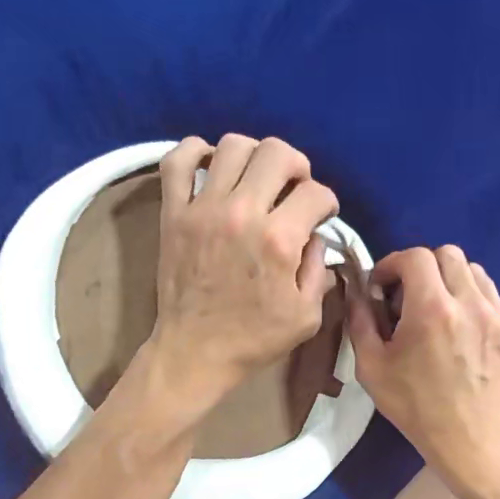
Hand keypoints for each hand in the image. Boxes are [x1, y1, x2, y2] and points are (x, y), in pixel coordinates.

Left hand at [143, 134, 338, 412]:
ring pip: (233, 145)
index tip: (320, 216)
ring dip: (253, 156)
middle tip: (292, 190)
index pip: (316, 192)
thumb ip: (318, 270)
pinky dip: (194, 152)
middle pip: (277, 153)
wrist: (195, 353)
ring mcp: (203, 209)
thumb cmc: (253, 340)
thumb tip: (314, 237)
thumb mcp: (306, 316)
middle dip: (296, 166)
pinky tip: (211, 166)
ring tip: (255, 179)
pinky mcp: (173, 213)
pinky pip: (177, 161)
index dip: (326, 203)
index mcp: (279, 240)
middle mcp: (243, 213)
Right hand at [347, 246, 499, 498]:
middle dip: (420, 267)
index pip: (415, 257)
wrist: (466, 436)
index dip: (392, 264)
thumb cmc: (413, 404)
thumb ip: (360, 320)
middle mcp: (469, 302)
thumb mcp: (370, 366)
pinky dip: (467, 296)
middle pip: (446, 253)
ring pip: (471, 269)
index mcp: (431, 309)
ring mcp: (496, 313)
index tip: (381, 287)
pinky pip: (488, 292)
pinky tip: (455, 325)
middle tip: (405, 296)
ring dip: (447, 278)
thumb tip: (357, 289)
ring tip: (433, 308)